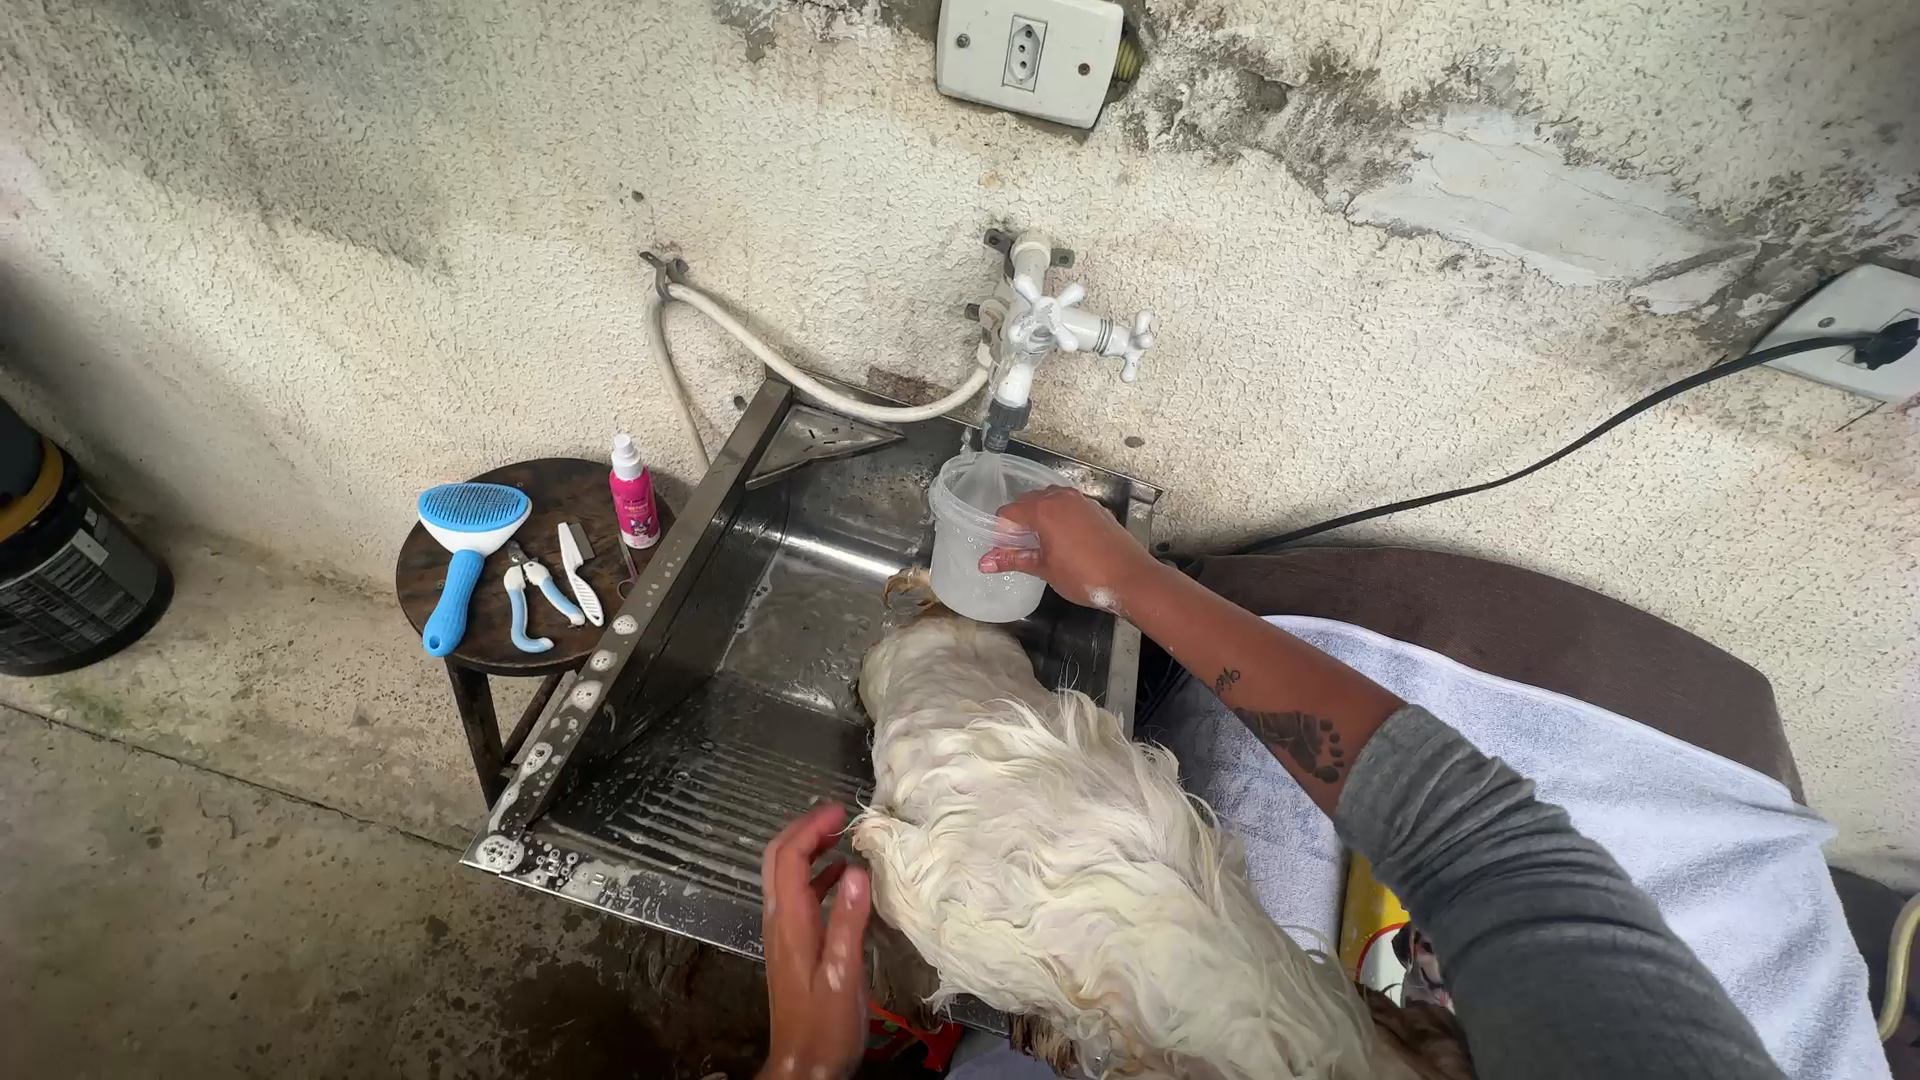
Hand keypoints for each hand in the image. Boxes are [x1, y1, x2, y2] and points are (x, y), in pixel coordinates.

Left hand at [757, 803, 871, 1079]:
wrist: (804, 1067)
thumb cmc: (825, 1023)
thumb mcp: (843, 973)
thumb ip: (849, 921)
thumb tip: (857, 868)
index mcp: (790, 920)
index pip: (789, 856)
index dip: (811, 827)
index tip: (840, 810)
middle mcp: (780, 919)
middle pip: (778, 857)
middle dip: (805, 828)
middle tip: (839, 815)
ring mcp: (784, 930)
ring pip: (787, 873)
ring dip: (810, 847)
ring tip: (843, 834)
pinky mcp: (794, 942)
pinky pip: (800, 893)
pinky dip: (818, 872)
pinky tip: (843, 874)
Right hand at [979, 486, 1158, 612]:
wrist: (1132, 579)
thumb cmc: (1086, 576)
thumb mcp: (1044, 569)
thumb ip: (1013, 559)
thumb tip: (985, 562)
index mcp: (1045, 510)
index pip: (1008, 512)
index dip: (1001, 531)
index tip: (1004, 549)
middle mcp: (1062, 498)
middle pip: (1027, 502)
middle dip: (1018, 523)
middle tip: (1019, 548)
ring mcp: (1082, 501)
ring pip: (1048, 501)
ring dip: (1039, 518)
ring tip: (1041, 545)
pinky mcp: (1096, 509)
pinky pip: (1068, 506)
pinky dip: (1059, 518)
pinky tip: (1063, 542)